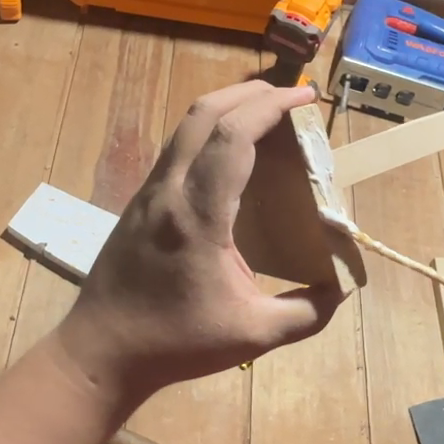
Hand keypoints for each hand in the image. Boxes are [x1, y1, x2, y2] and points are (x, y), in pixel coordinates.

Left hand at [55, 81, 342, 403]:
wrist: (101, 351)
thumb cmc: (177, 342)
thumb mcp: (253, 335)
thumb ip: (306, 313)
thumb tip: (341, 289)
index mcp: (199, 214)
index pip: (233, 136)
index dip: (272, 106)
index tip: (305, 97)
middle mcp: (170, 189)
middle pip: (206, 112)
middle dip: (252, 92)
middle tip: (290, 96)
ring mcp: (149, 190)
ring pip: (186, 124)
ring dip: (227, 105)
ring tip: (264, 112)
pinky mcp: (140, 199)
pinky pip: (177, 144)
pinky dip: (209, 128)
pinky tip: (229, 149)